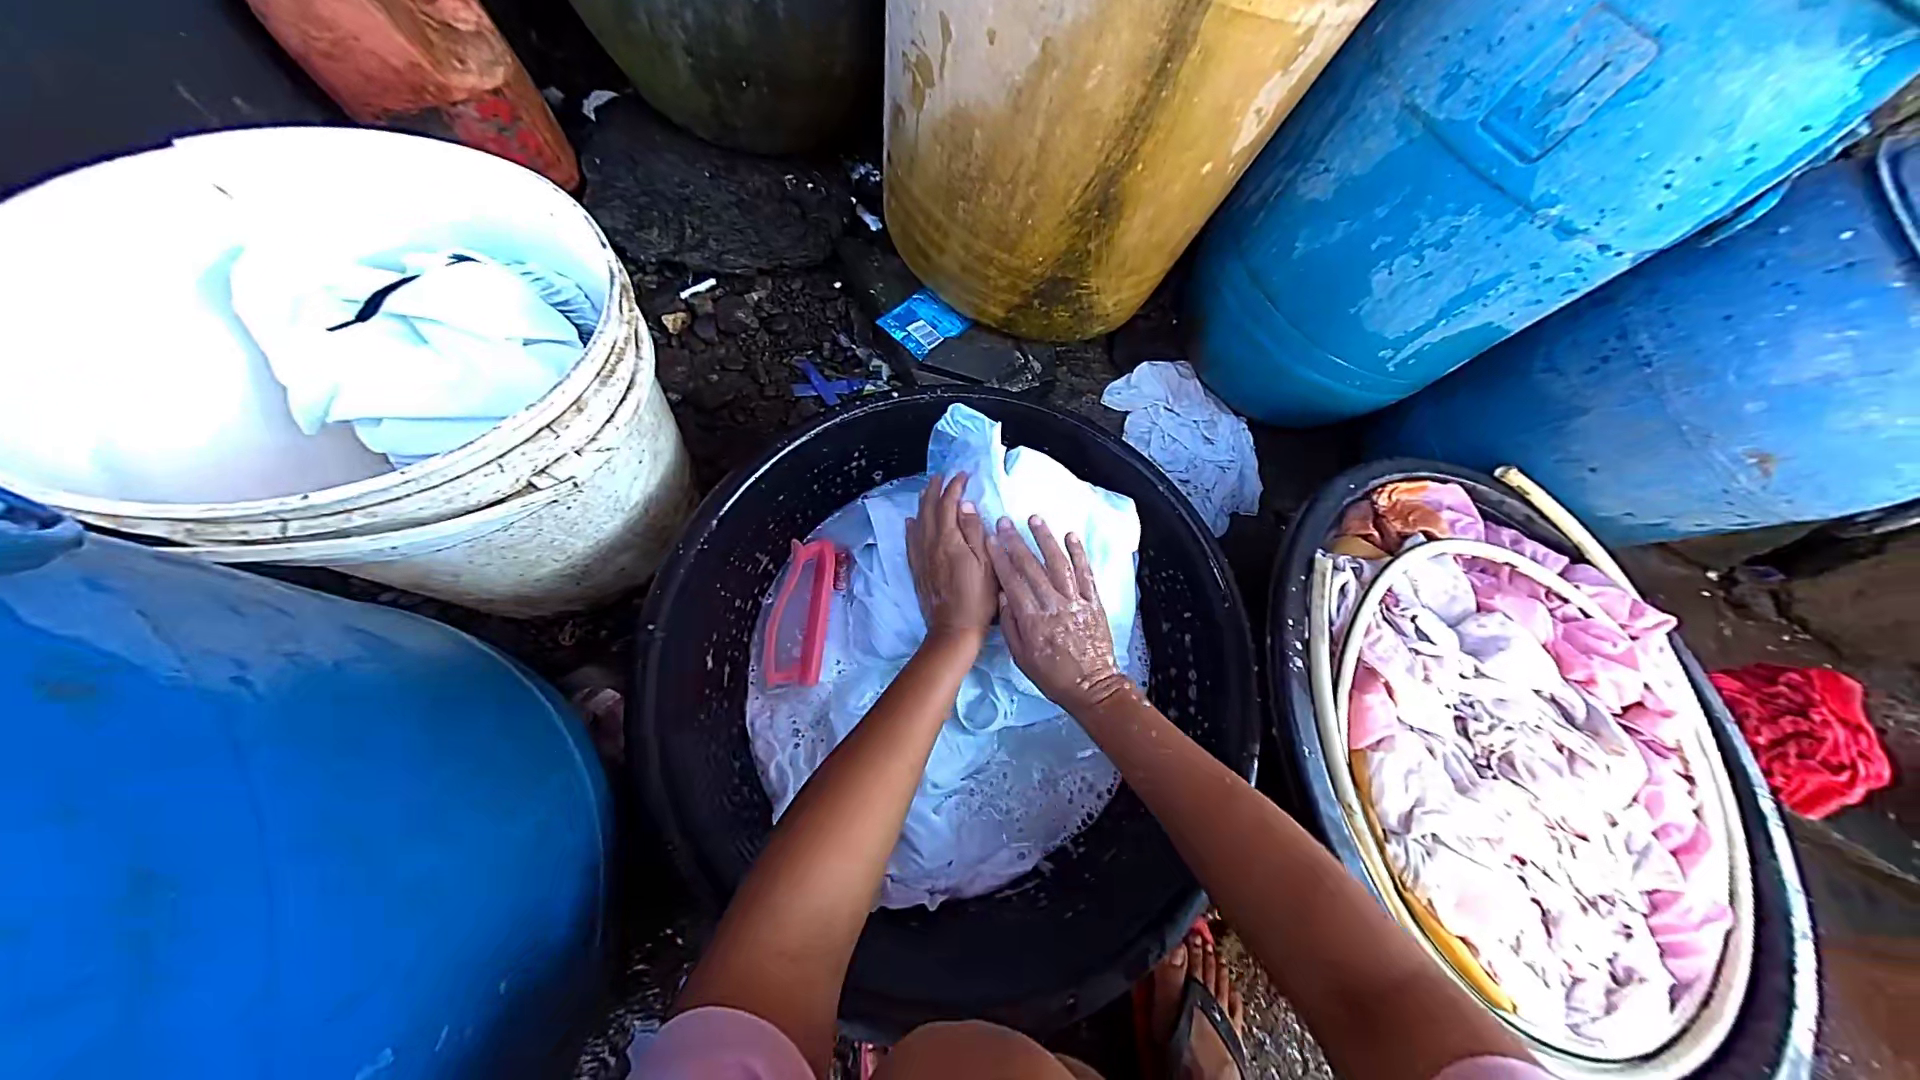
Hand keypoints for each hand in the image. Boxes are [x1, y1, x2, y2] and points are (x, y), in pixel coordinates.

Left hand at [905, 472, 998, 640]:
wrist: (954, 628)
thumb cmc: (978, 598)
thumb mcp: (987, 563)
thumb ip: (975, 532)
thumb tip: (965, 506)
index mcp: (950, 540)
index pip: (949, 504)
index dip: (955, 487)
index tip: (963, 476)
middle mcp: (931, 544)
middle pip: (929, 509)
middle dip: (935, 490)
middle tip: (941, 477)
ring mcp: (922, 557)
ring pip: (918, 522)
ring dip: (922, 503)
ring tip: (927, 491)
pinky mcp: (918, 569)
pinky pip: (910, 542)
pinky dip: (911, 527)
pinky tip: (910, 522)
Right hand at [987, 515, 1132, 712]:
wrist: (1092, 687)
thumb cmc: (1052, 676)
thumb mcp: (1021, 656)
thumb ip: (1011, 624)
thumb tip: (1003, 595)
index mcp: (1032, 620)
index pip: (1012, 581)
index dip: (999, 558)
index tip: (990, 539)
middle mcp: (1053, 606)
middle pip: (1031, 567)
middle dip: (1016, 542)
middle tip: (1005, 522)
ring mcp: (1075, 602)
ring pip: (1058, 563)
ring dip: (1045, 539)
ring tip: (1035, 519)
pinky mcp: (1093, 602)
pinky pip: (1085, 573)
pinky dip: (1078, 553)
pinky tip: (1070, 536)